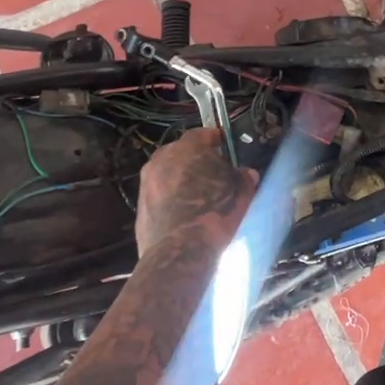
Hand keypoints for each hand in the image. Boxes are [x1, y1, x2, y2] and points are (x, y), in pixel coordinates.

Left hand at [136, 128, 257, 252]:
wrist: (180, 251)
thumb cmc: (215, 212)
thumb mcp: (241, 191)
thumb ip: (244, 177)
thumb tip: (246, 173)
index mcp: (188, 148)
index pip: (202, 133)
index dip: (215, 139)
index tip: (224, 147)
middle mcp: (162, 159)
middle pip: (181, 151)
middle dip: (195, 158)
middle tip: (211, 171)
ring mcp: (147, 182)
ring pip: (167, 171)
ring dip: (180, 177)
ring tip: (196, 193)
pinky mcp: (139, 204)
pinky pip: (159, 192)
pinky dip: (169, 196)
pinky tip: (183, 211)